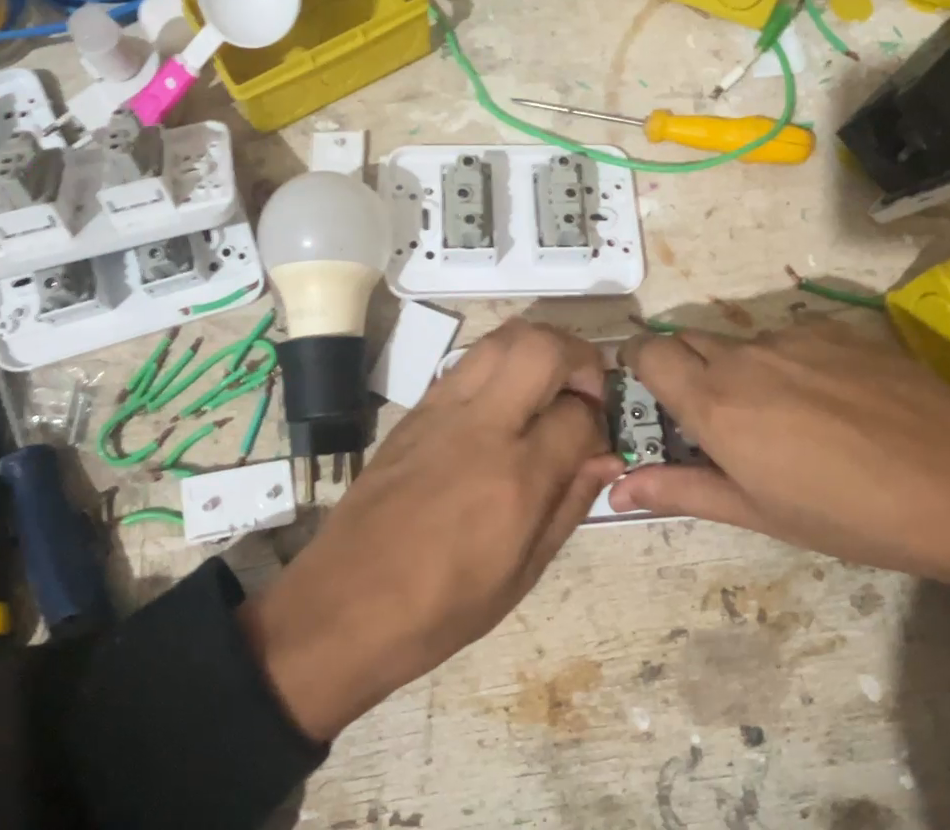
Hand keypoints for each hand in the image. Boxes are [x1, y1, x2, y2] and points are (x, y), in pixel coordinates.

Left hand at [241, 320, 624, 740]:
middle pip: (540, 346)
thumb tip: (606, 458)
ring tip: (547, 390)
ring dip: (536, 350)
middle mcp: (479, 428)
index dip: (601, 424)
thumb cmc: (439, 610)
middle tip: (585, 394)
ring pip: (499, 339)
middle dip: (578, 357)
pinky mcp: (411, 413)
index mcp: (514, 478)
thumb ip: (568, 505)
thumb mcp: (521, 574)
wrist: (342, 607)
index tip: (597, 444)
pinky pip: (465, 365)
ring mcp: (438, 413)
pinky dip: (497, 368)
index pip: (580, 415)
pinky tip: (502, 409)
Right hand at [612, 320, 949, 663]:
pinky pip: (791, 338)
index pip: (647, 352)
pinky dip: (788, 363)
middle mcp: (747, 356)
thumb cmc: (852, 517)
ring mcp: (798, 337)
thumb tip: (616, 487)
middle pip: (688, 340)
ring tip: (785, 422)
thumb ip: (681, 491)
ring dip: (740, 371)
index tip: (654, 402)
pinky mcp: (843, 330)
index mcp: (716, 402)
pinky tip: (833, 405)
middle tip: (713, 422)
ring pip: (742, 342)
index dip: (640, 369)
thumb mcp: (758, 513)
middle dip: (685, 370)